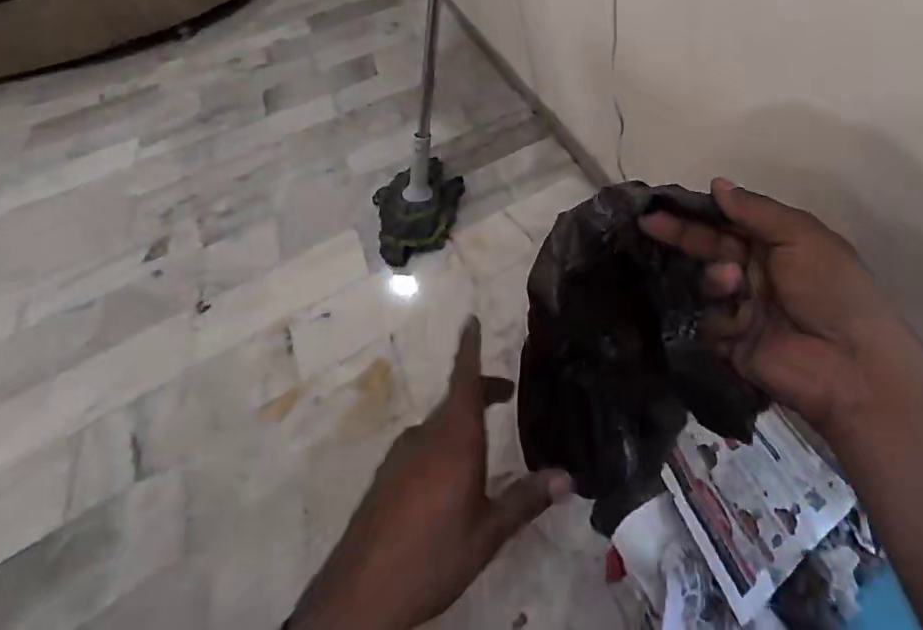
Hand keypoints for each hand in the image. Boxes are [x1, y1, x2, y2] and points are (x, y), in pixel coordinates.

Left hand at [290, 317, 572, 629]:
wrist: (354, 602)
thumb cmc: (430, 557)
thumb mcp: (488, 534)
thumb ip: (526, 500)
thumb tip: (569, 477)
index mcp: (453, 440)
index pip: (465, 381)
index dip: (470, 349)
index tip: (472, 320)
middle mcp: (424, 439)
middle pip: (455, 401)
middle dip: (481, 392)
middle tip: (506, 395)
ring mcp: (398, 460)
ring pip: (436, 427)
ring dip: (461, 422)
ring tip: (483, 446)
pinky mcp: (383, 483)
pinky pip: (419, 448)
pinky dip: (441, 446)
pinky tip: (448, 481)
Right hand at [640, 178, 906, 433]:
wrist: (850, 364)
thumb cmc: (830, 287)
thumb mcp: (800, 235)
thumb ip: (755, 211)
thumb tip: (717, 184)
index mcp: (776, 244)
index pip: (729, 221)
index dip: (700, 212)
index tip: (665, 203)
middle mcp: (757, 272)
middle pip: (710, 249)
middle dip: (683, 236)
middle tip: (650, 224)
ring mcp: (744, 309)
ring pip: (706, 284)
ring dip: (714, 279)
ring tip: (732, 282)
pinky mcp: (733, 346)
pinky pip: (708, 324)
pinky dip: (718, 320)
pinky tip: (738, 323)